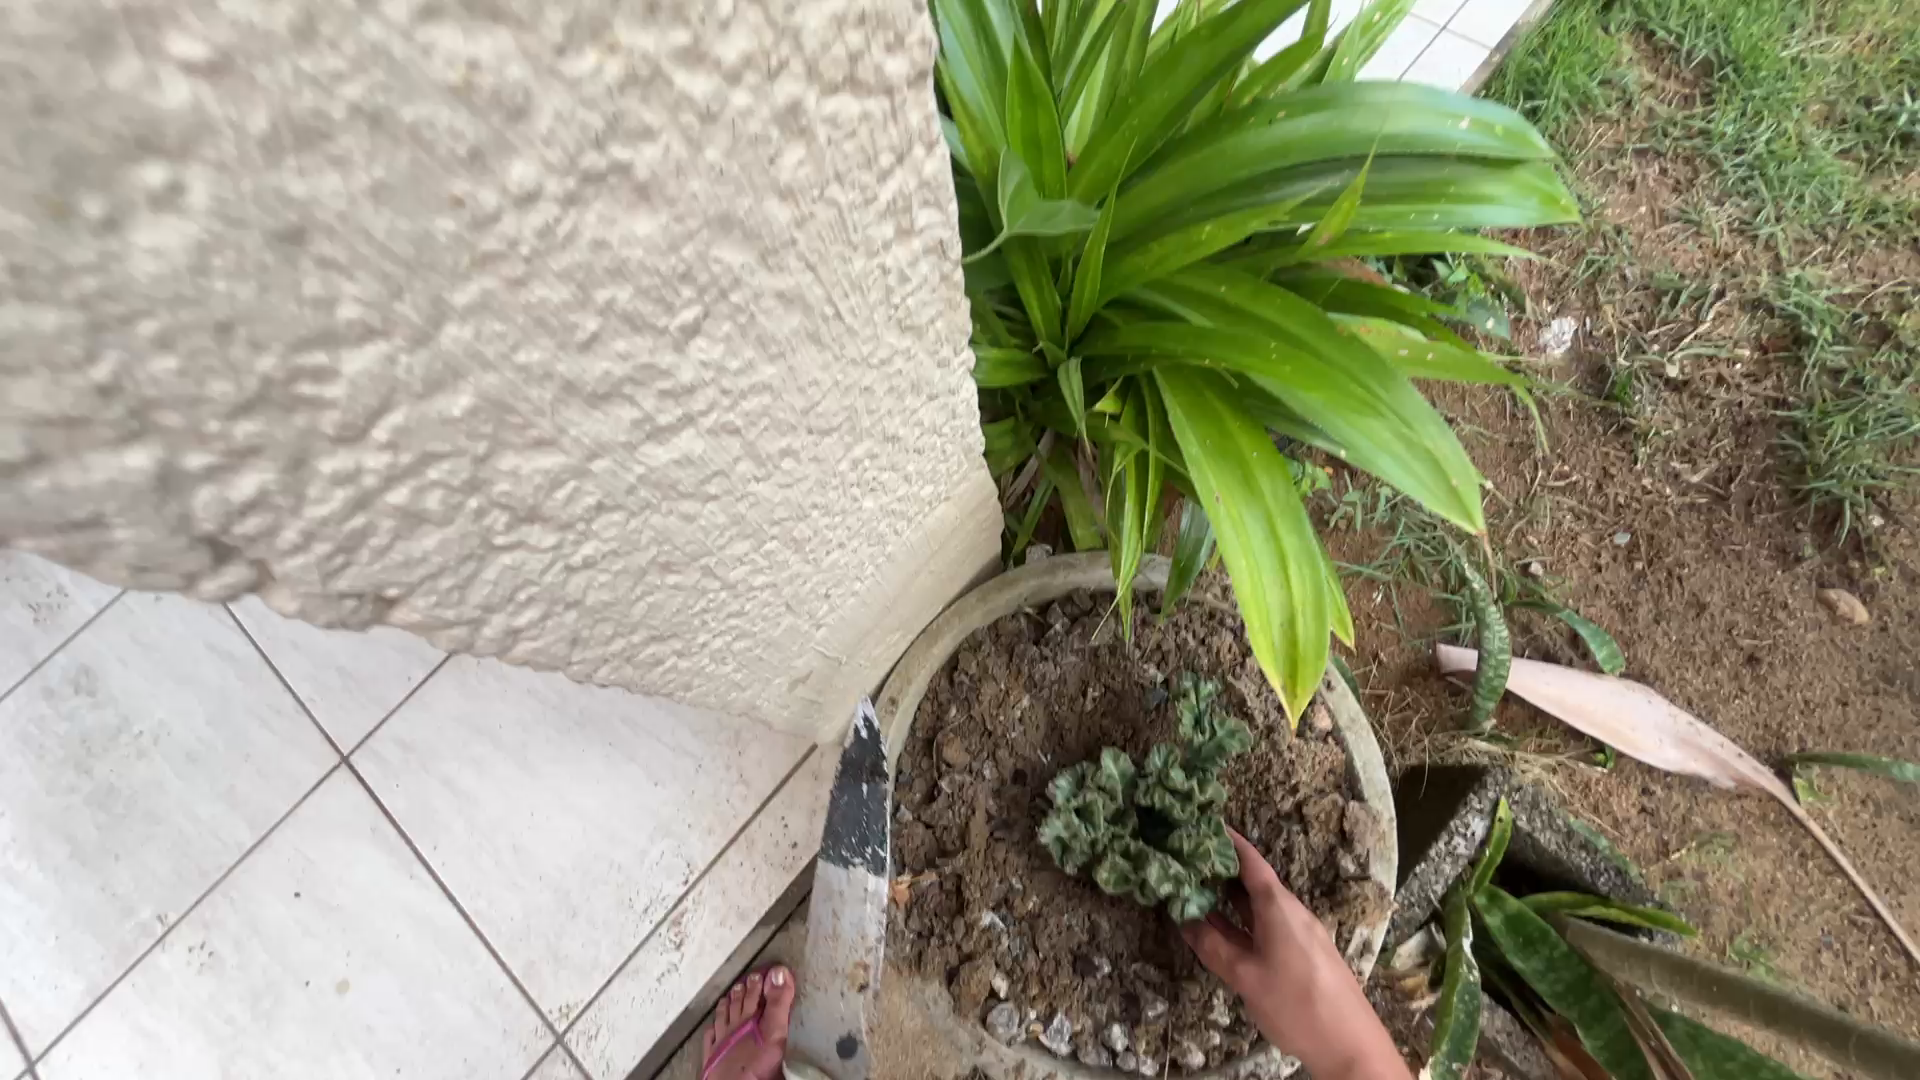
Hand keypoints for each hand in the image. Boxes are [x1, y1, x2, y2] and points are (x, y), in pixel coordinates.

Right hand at [1180, 830, 1408, 1079]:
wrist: (1354, 1051)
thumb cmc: (1297, 1005)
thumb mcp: (1245, 976)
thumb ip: (1212, 946)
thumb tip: (1182, 919)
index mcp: (1277, 906)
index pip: (1249, 859)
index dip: (1227, 839)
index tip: (1202, 823)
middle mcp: (1291, 911)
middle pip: (1253, 880)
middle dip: (1221, 868)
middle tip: (1187, 859)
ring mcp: (1301, 933)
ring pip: (1259, 904)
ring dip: (1230, 897)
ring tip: (1196, 890)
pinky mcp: (1306, 953)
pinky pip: (1268, 923)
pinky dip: (1243, 918)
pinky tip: (1224, 929)